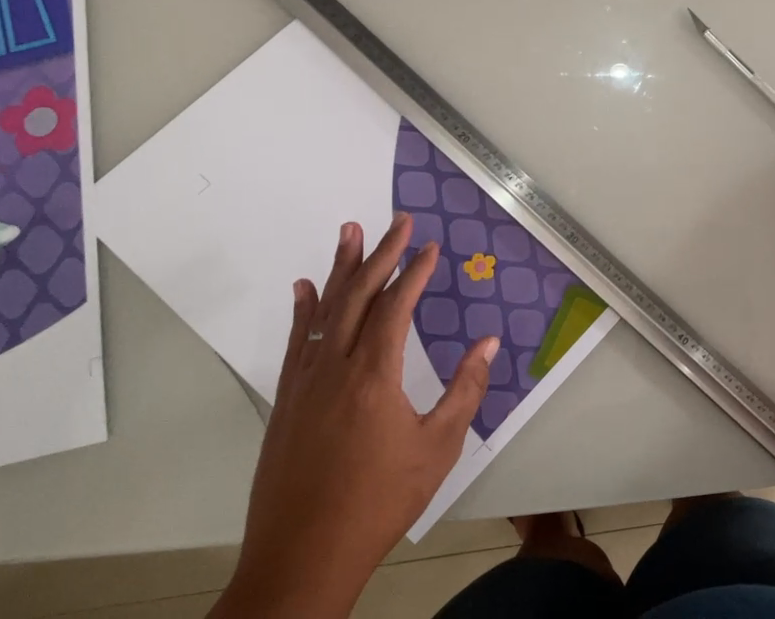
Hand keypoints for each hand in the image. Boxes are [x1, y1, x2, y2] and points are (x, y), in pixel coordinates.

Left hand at [212, 215, 499, 618]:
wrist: (304, 554)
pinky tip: (305, 289)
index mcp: (375, 376)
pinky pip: (297, 342)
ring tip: (348, 233)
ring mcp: (304, 383)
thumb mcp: (438, 447)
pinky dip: (304, 311)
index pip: (395, 307)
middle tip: (394, 221)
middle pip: (357, 297)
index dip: (413, 272)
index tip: (429, 247)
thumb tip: (489, 342)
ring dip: (339, 269)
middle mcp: (335, 368)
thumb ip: (465, 390)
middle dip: (379, 255)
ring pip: (323, 312)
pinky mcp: (286, 401)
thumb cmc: (381, 500)